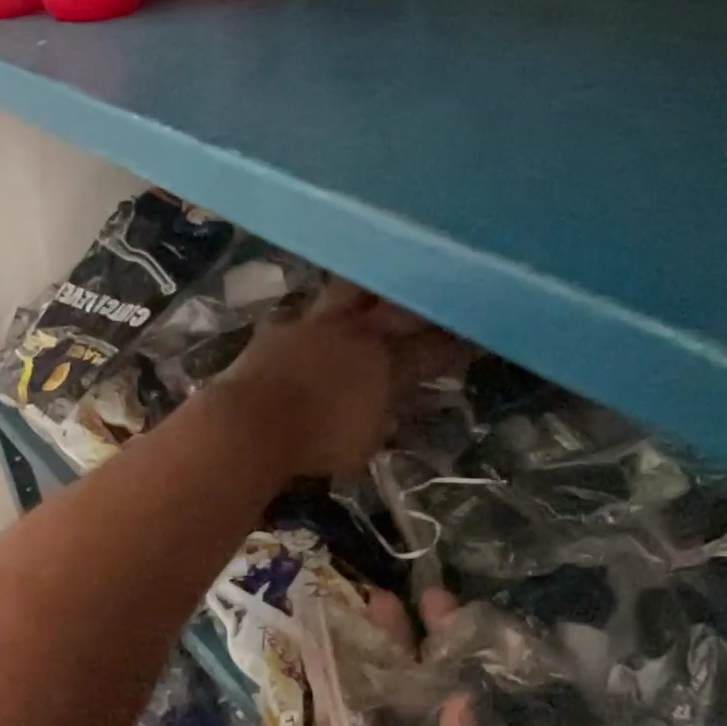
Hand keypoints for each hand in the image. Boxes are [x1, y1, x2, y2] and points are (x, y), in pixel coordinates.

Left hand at [210, 281, 469, 477]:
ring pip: (348, 290)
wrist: (250, 421)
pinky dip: (314, 315)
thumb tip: (389, 405)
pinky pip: (303, 312)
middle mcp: (354, 332)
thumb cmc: (315, 442)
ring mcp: (313, 323)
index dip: (456, 343)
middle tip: (435, 292)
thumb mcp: (364, 441)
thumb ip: (381, 416)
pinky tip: (313, 317)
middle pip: (397, 304)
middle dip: (419, 300)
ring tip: (375, 283)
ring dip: (365, 288)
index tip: (476, 335)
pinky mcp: (277, 327)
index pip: (432, 348)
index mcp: (385, 361)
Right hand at [295, 588, 536, 725]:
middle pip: (441, 693)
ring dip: (384, 648)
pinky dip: (333, 672)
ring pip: (388, 694)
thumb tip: (464, 700)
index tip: (489, 622)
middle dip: (438, 645)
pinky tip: (328, 634)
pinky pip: (339, 714)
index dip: (499, 671)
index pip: (504, 719)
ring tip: (376, 598)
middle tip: (431, 595)